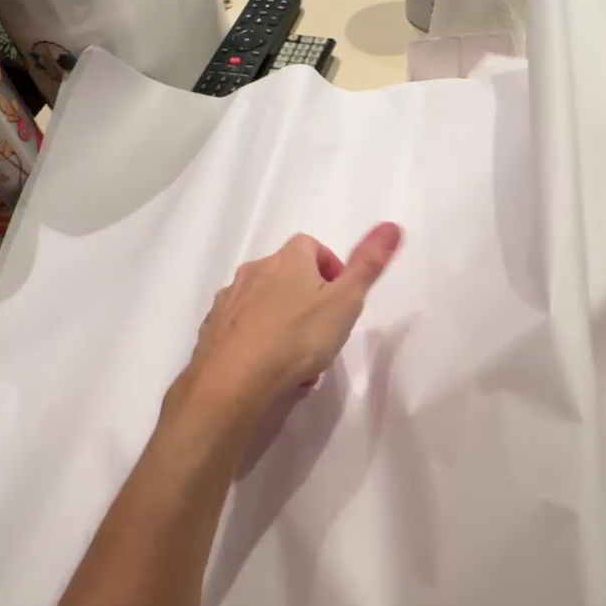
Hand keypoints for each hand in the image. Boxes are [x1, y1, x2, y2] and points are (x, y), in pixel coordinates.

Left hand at [176, 223, 403, 416]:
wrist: (234, 380)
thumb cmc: (297, 337)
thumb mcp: (345, 302)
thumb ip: (368, 265)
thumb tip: (393, 225)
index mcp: (287, 260)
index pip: (311, 246)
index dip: (330, 268)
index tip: (342, 297)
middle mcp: (254, 272)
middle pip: (286, 275)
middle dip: (307, 298)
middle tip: (325, 330)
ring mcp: (229, 301)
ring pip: (264, 305)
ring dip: (283, 322)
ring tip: (300, 357)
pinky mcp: (213, 331)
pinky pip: (244, 330)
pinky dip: (259, 342)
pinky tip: (272, 369)